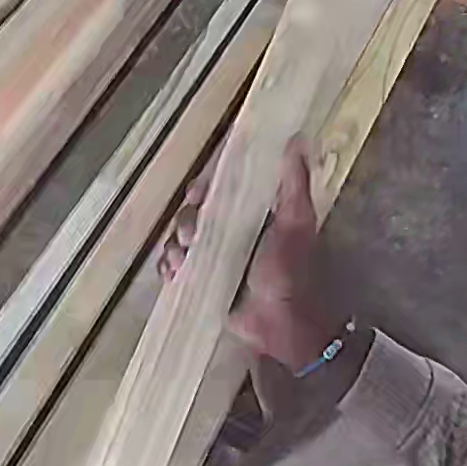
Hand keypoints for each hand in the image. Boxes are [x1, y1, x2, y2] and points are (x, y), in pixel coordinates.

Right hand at [158, 138, 345, 371]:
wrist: (282, 327)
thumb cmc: (290, 272)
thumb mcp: (296, 224)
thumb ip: (294, 184)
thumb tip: (297, 139)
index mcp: (248, 215)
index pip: (216, 190)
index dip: (203, 188)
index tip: (199, 194)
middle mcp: (227, 233)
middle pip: (191, 214)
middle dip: (187, 222)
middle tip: (194, 238)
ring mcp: (211, 259)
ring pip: (178, 240)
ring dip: (176, 246)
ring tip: (185, 261)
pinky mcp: (199, 283)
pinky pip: (172, 267)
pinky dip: (169, 268)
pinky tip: (175, 274)